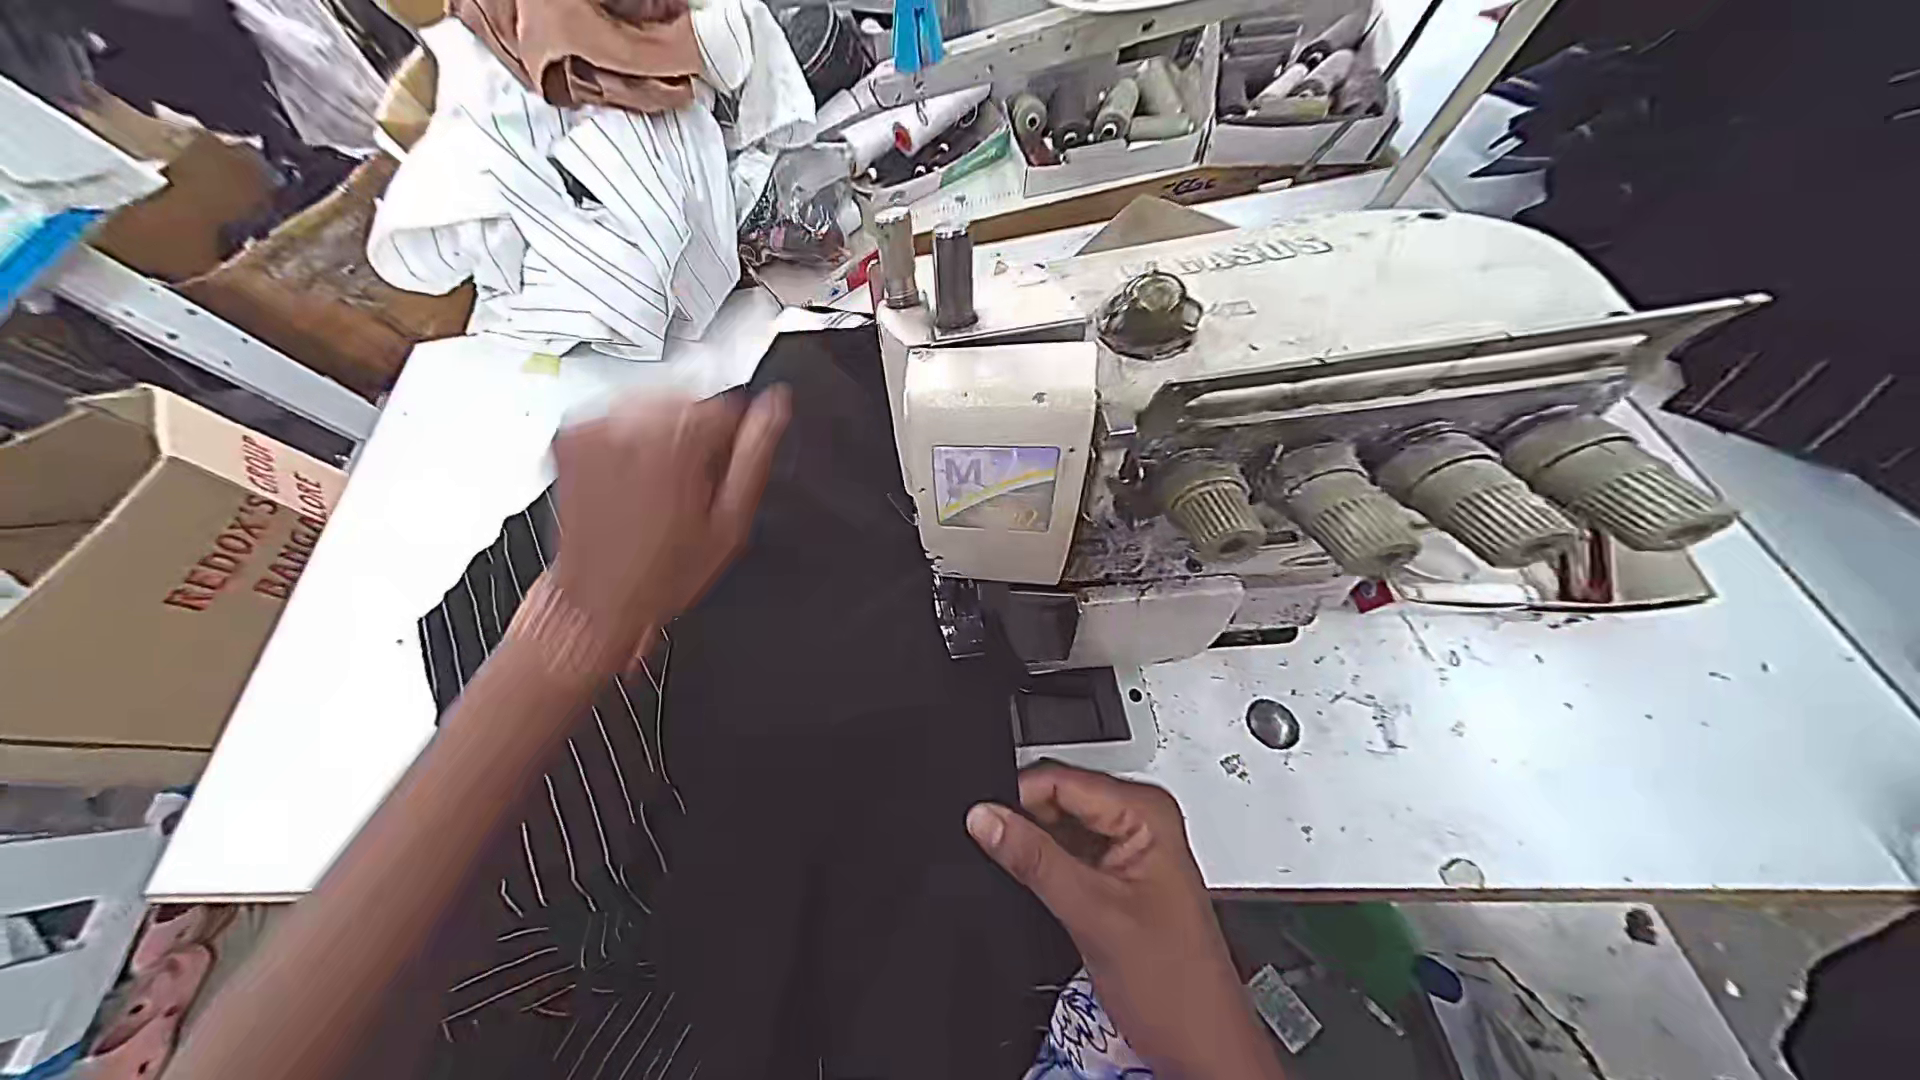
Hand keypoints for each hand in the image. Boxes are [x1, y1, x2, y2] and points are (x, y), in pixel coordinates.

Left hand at [547, 387, 788, 664]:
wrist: (599, 596)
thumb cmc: (664, 572)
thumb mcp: (730, 519)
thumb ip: (756, 453)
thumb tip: (776, 408)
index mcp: (676, 441)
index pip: (727, 405)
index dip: (737, 438)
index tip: (728, 467)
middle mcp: (630, 423)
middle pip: (689, 399)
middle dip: (700, 433)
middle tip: (698, 479)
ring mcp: (595, 426)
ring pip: (655, 401)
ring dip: (669, 431)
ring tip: (666, 481)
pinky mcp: (571, 433)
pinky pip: (620, 413)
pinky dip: (635, 435)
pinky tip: (639, 475)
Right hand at [967, 764, 1283, 1079]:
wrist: (1202, 1049)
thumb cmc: (1177, 987)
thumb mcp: (1092, 913)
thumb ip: (1032, 859)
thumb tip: (986, 819)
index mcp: (1145, 811)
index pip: (1062, 779)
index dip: (1018, 797)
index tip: (985, 819)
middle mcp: (1139, 817)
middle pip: (1058, 796)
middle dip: (1024, 820)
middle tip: (1001, 851)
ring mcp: (1127, 842)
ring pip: (1057, 822)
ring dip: (1034, 844)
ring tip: (1029, 878)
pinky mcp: (1115, 866)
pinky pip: (1065, 846)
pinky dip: (1045, 862)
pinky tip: (1043, 888)